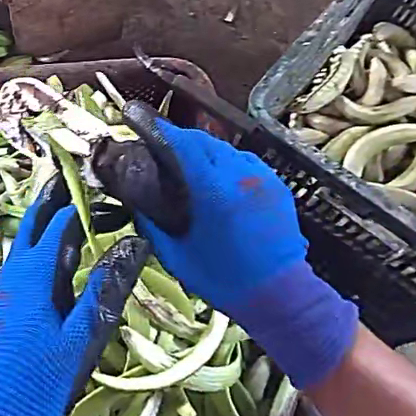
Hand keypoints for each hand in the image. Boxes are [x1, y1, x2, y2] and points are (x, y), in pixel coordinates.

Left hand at [0, 182, 147, 415]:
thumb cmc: (36, 386)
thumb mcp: (81, 341)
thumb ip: (105, 290)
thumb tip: (134, 243)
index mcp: (35, 275)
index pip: (61, 221)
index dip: (86, 202)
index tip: (112, 191)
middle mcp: (13, 273)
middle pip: (34, 223)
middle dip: (54, 197)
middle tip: (76, 176)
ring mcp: (0, 290)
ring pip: (24, 243)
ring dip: (45, 222)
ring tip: (66, 208)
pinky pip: (18, 264)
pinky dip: (36, 248)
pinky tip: (48, 262)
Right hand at [115, 102, 357, 388]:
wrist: (280, 295)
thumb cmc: (225, 280)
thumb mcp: (177, 255)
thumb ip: (153, 224)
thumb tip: (135, 202)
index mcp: (214, 191)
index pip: (183, 143)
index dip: (159, 129)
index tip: (140, 120)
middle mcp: (241, 176)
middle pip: (204, 139)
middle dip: (179, 137)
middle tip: (160, 145)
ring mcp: (263, 178)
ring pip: (226, 147)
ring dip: (204, 149)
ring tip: (188, 162)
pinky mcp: (276, 185)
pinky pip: (245, 162)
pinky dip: (226, 162)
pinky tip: (217, 178)